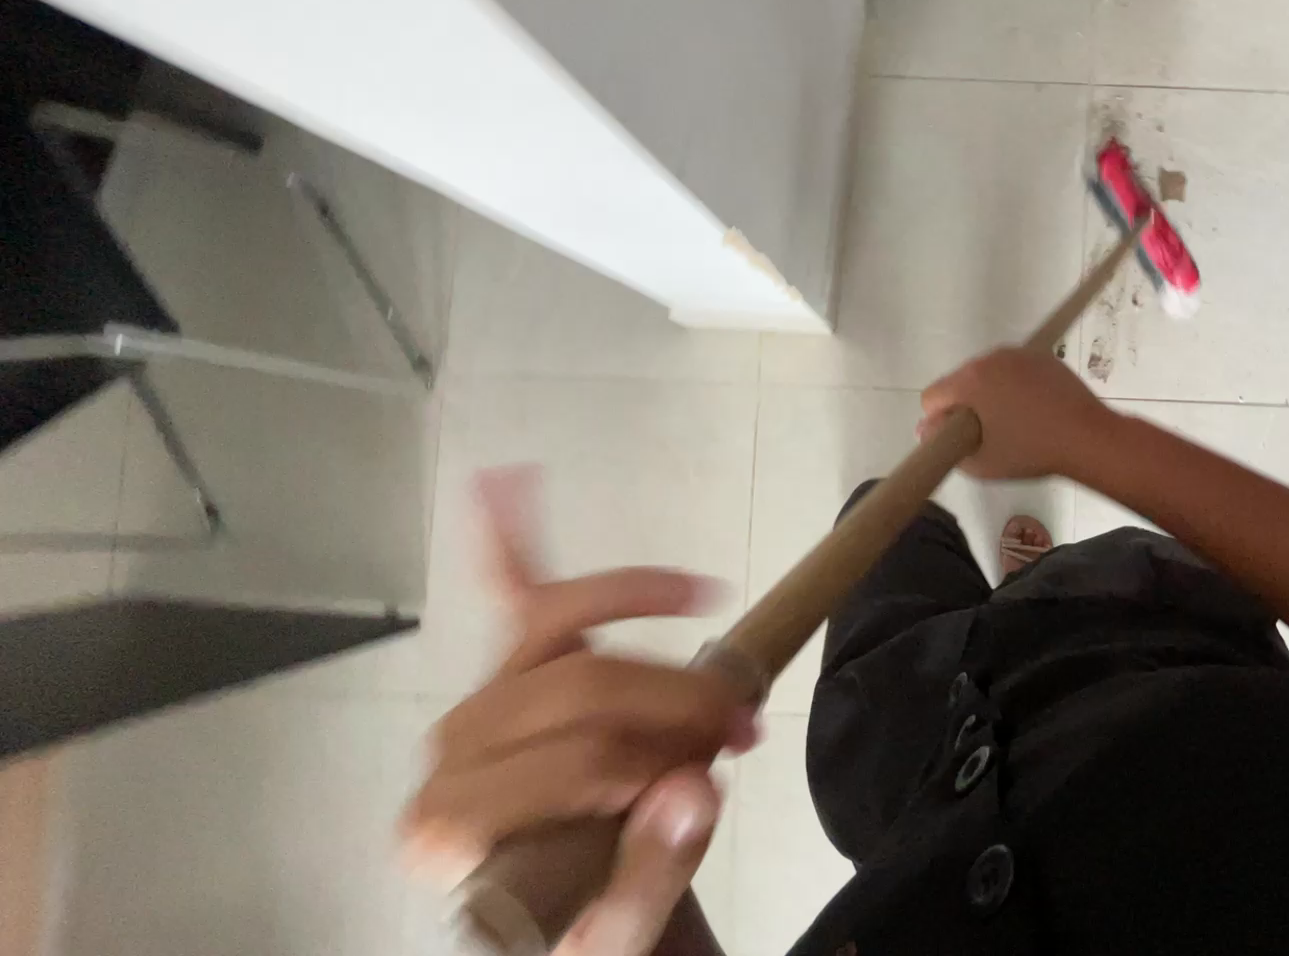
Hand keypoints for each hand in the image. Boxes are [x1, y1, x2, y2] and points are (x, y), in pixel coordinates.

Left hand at [399, 468, 754, 955]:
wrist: (564, 911)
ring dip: (642, 600)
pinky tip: (504, 474)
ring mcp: (478, 703)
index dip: (663, 753)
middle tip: (742, 719)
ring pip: (561, 624)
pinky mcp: (507, 672)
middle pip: (582, 690)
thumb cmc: (586, 919)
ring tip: (705, 605)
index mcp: (453, 830)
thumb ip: (654, 870)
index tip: (725, 763)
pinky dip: (509, 532)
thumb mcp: (623, 928)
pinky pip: (512, 590)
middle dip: (677, 695)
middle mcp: (450, 754)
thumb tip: (693, 791)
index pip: (580, 759)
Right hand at [920, 346, 1116, 478]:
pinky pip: (1012, 369)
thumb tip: (925, 429)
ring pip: (985, 373)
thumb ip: (943, 445)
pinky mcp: (1041, 356)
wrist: (1088, 437)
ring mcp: (1018, 353)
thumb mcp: (980, 462)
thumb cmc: (1031, 453)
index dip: (938, 421)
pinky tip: (1032, 408)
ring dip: (988, 394)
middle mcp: (990, 357)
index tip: (960, 439)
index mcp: (970, 381)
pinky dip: (1013, 385)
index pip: (932, 396)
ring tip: (1013, 421)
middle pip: (958, 381)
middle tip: (989, 433)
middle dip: (965, 405)